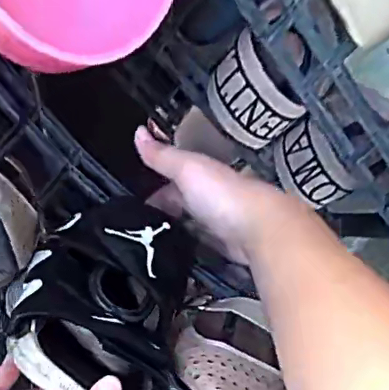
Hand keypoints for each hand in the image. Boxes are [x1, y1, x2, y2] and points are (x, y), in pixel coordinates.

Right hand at [135, 124, 311, 265]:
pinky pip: (197, 247)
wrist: (257, 230)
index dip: (151, 187)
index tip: (131, 200)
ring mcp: (215, 224)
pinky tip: (171, 257)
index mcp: (201, 175)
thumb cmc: (222, 194)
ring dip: (171, 232)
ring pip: (187, 226)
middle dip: (159, 211)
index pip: (171, 178)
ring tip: (147, 243)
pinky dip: (184, 250)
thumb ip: (163, 156)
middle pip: (179, 203)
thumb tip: (137, 132)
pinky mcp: (220, 249)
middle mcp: (208, 197)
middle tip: (133, 225)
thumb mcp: (187, 169)